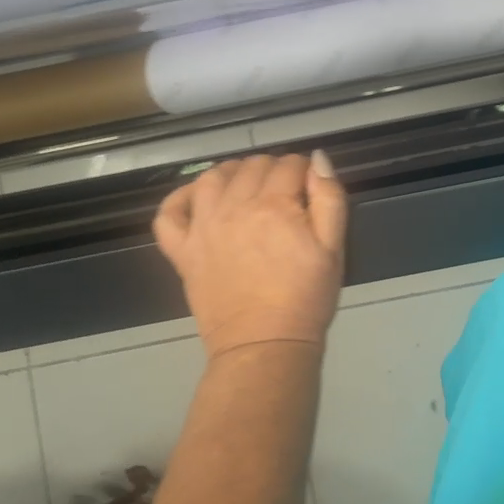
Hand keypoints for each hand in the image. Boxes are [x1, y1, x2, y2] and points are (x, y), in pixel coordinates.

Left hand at [154, 151, 348, 358]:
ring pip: (212, 178)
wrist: (264, 345)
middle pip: (253, 166)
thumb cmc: (306, 297)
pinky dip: (180, 198)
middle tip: (286, 190)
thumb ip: (329, 196)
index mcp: (275, 206)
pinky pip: (168, 214)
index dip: (304, 168)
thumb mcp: (334, 246)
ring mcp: (203, 229)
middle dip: (273, 169)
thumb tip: (317, 158)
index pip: (289, 164)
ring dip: (233, 172)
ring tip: (247, 185)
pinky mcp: (182, 252)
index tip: (310, 185)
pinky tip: (199, 197)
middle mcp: (234, 209)